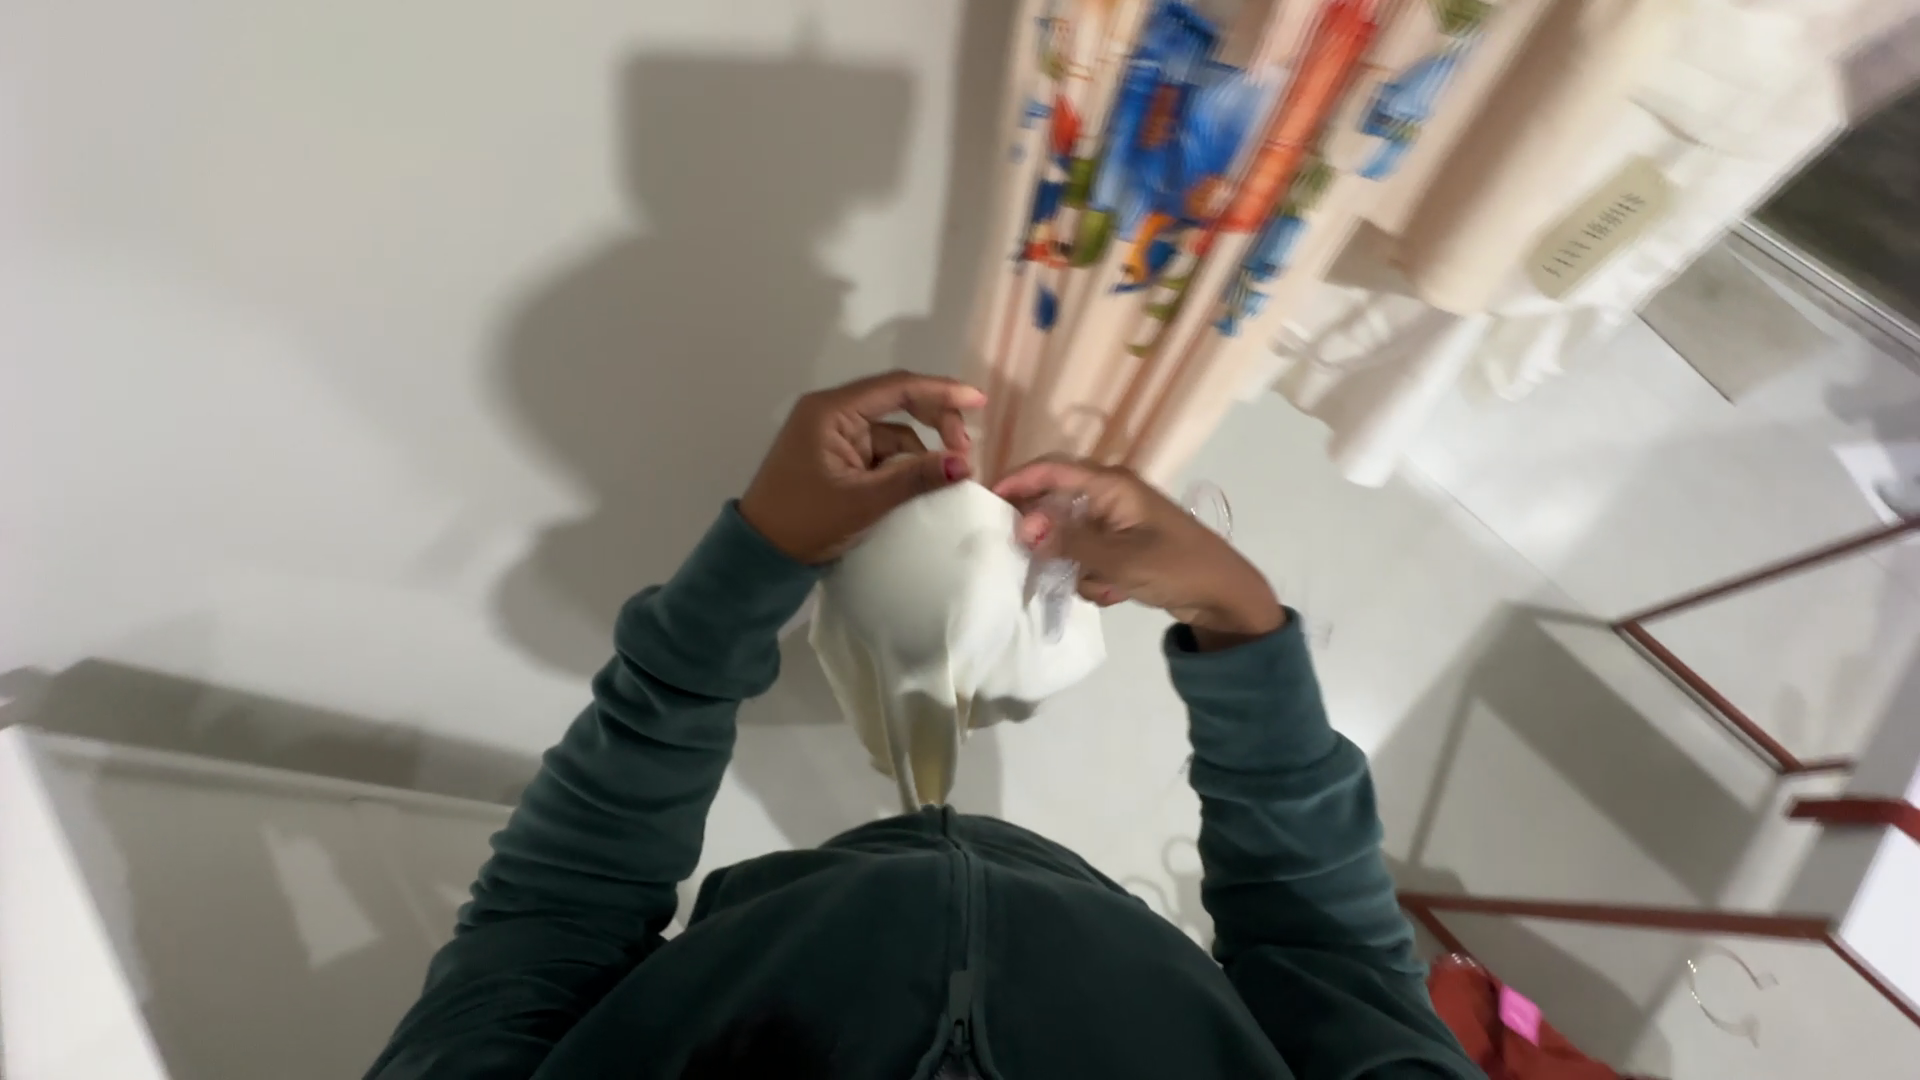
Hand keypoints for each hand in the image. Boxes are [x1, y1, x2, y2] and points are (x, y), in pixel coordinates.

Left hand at [740, 371, 986, 563]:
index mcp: (831, 411)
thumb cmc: (804, 523)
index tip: (979, 402)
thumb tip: (965, 464)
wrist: (761, 555)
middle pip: (898, 403)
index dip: (941, 392)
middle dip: (936, 422)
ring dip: (922, 451)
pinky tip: (923, 485)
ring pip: (894, 432)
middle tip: (965, 452)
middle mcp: (833, 414)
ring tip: (949, 477)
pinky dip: (904, 466)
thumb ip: (914, 478)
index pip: (896, 387)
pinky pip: (882, 453)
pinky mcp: (839, 458)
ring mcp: (836, 436)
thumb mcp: (863, 502)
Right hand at [994, 458, 1282, 647]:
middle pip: (1056, 502)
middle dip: (1047, 535)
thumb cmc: (1177, 567)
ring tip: (1100, 585)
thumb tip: (1024, 529)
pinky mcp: (1120, 545)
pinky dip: (1093, 576)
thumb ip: (1069, 543)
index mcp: (1112, 485)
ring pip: (1069, 536)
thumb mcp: (1119, 559)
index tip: (986, 500)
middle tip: (1033, 560)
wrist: (1224, 597)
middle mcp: (1110, 496)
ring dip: (1076, 564)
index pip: (1053, 469)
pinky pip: (1087, 555)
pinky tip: (1114, 592)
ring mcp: (1116, 521)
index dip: (1018, 480)